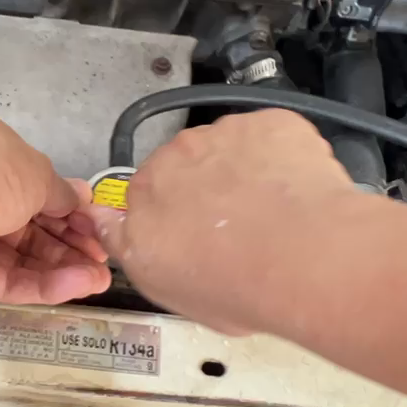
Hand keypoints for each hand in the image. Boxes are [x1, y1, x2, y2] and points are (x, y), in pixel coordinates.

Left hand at [0, 116, 112, 304]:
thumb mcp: (36, 171)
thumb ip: (59, 192)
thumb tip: (80, 198)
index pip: (35, 191)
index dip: (69, 210)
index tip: (98, 226)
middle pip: (31, 228)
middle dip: (72, 244)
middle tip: (105, 259)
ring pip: (22, 258)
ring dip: (64, 267)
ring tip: (100, 278)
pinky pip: (8, 280)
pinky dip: (43, 284)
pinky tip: (79, 284)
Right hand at [86, 110, 386, 334]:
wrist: (302, 260)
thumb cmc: (230, 281)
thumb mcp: (156, 281)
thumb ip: (124, 241)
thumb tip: (104, 219)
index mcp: (145, 189)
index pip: (145, 191)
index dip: (169, 213)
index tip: (188, 232)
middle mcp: (179, 153)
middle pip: (187, 163)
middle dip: (205, 187)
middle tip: (233, 227)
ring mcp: (227, 134)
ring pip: (230, 147)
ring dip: (243, 169)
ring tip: (270, 212)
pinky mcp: (272, 124)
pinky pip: (271, 136)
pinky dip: (281, 156)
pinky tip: (293, 191)